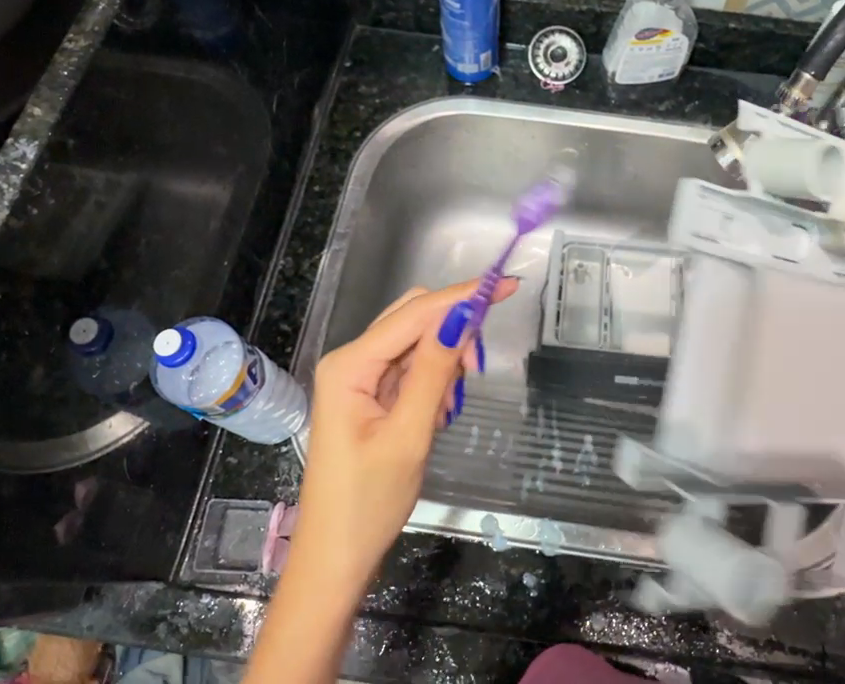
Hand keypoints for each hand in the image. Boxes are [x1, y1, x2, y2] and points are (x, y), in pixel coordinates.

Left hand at [291, 278, 518, 590]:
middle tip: (476, 371)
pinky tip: (436, 417)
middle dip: (452, 334)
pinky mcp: (371, 397)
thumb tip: (462, 317)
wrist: (336, 558)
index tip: (508, 287)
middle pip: (414, 318)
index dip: (461, 296)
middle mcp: (351, 361)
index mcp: (350, 365)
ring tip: (445, 413)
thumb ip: (434, 372)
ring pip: (417, 344)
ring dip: (444, 364)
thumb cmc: (368, 503)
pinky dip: (434, 384)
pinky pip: (412, 370)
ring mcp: (360, 378)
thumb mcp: (409, 436)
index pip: (415, 312)